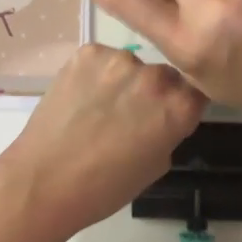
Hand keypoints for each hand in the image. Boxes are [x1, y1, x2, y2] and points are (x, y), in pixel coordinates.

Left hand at [0, 44, 204, 236]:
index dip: (184, 102)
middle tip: (130, 115)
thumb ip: (169, 132)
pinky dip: (95, 73)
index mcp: (177, 106)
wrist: (43, 181)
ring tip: (99, 108)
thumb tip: (163, 116)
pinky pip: (101, 59)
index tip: (170, 114)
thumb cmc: (104, 187)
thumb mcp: (155, 166)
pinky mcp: (86, 53)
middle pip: (164, 75)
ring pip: (130, 65)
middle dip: (153, 91)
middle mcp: (153, 76)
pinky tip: (80, 97)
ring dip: (122, 81)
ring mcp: (118, 60)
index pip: (197, 90)